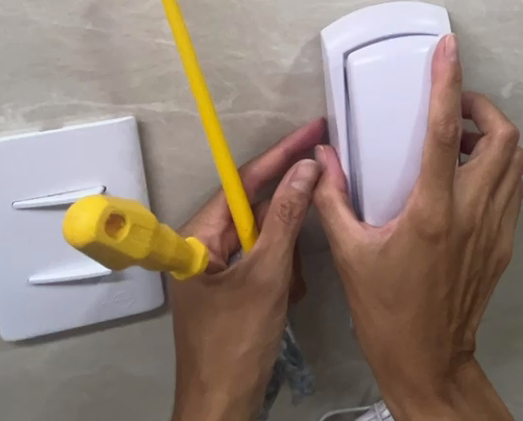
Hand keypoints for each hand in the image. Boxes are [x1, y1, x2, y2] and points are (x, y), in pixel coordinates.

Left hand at [171, 118, 325, 420]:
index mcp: (197, 236)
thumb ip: (287, 216)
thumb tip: (306, 166)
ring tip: (294, 277)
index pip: (244, 180)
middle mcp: (202, 244)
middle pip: (255, 204)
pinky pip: (263, 257)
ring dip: (287, 246)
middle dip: (289, 208)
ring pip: (264, 233)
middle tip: (325, 181)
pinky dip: (282, 267)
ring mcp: (215, 267)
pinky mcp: (229, 286)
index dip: (281, 154)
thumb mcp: (268, 274)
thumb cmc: (237, 341)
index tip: (313, 130)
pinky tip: (291, 290)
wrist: (222, 408)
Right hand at [312, 35, 522, 420]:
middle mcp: (470, 212)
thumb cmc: (387, 312)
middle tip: (455, 107)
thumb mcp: (349, 255)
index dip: (447, 84)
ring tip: (459, 140)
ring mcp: (495, 227)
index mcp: (430, 211)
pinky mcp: (505, 242)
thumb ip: (332, 199)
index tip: (448, 50)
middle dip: (483, 108)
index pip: (443, 132)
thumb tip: (321, 158)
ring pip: (515, 159)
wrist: (430, 362)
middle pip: (502, 136)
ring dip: (493, 137)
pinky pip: (514, 187)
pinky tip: (468, 177)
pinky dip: (499, 167)